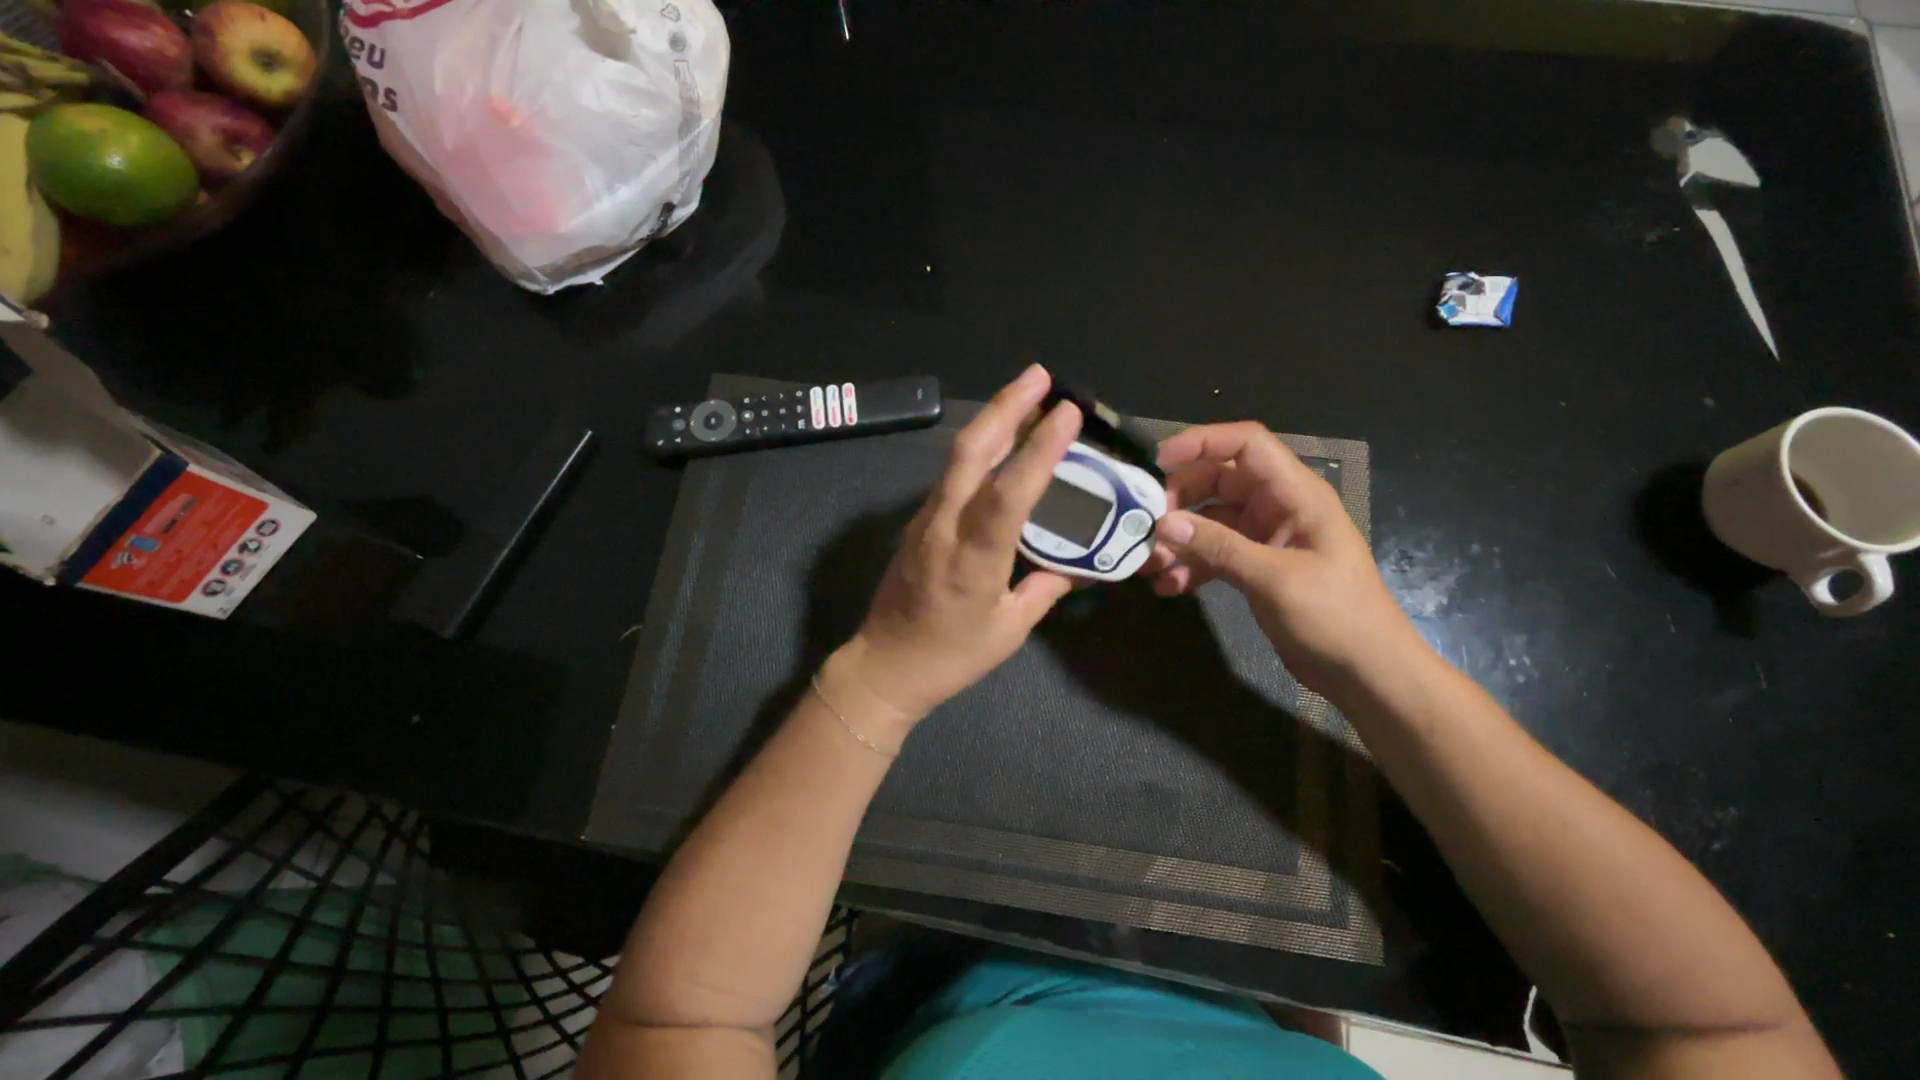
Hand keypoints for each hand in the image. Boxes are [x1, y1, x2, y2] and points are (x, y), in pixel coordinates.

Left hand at [836, 364, 1082, 720]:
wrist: (884, 666)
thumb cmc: (951, 656)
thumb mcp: (1008, 630)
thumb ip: (1044, 589)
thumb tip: (1079, 565)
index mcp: (974, 559)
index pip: (1008, 493)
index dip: (1038, 449)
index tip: (1066, 412)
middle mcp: (945, 527)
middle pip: (971, 452)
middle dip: (1006, 407)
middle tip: (1041, 375)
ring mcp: (926, 520)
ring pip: (958, 457)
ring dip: (992, 419)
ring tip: (1026, 393)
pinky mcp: (917, 521)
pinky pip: (951, 474)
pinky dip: (979, 447)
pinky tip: (1000, 439)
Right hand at [1143, 422, 1418, 694]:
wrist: (1366, 671)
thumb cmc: (1335, 615)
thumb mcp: (1274, 579)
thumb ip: (1218, 547)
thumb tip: (1164, 523)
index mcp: (1296, 494)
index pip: (1246, 445)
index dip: (1202, 442)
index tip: (1158, 462)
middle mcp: (1279, 507)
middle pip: (1219, 480)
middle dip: (1180, 499)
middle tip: (1146, 524)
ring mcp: (1266, 538)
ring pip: (1210, 521)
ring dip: (1179, 539)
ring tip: (1148, 564)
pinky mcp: (1256, 568)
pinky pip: (1214, 554)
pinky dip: (1191, 566)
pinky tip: (1168, 587)